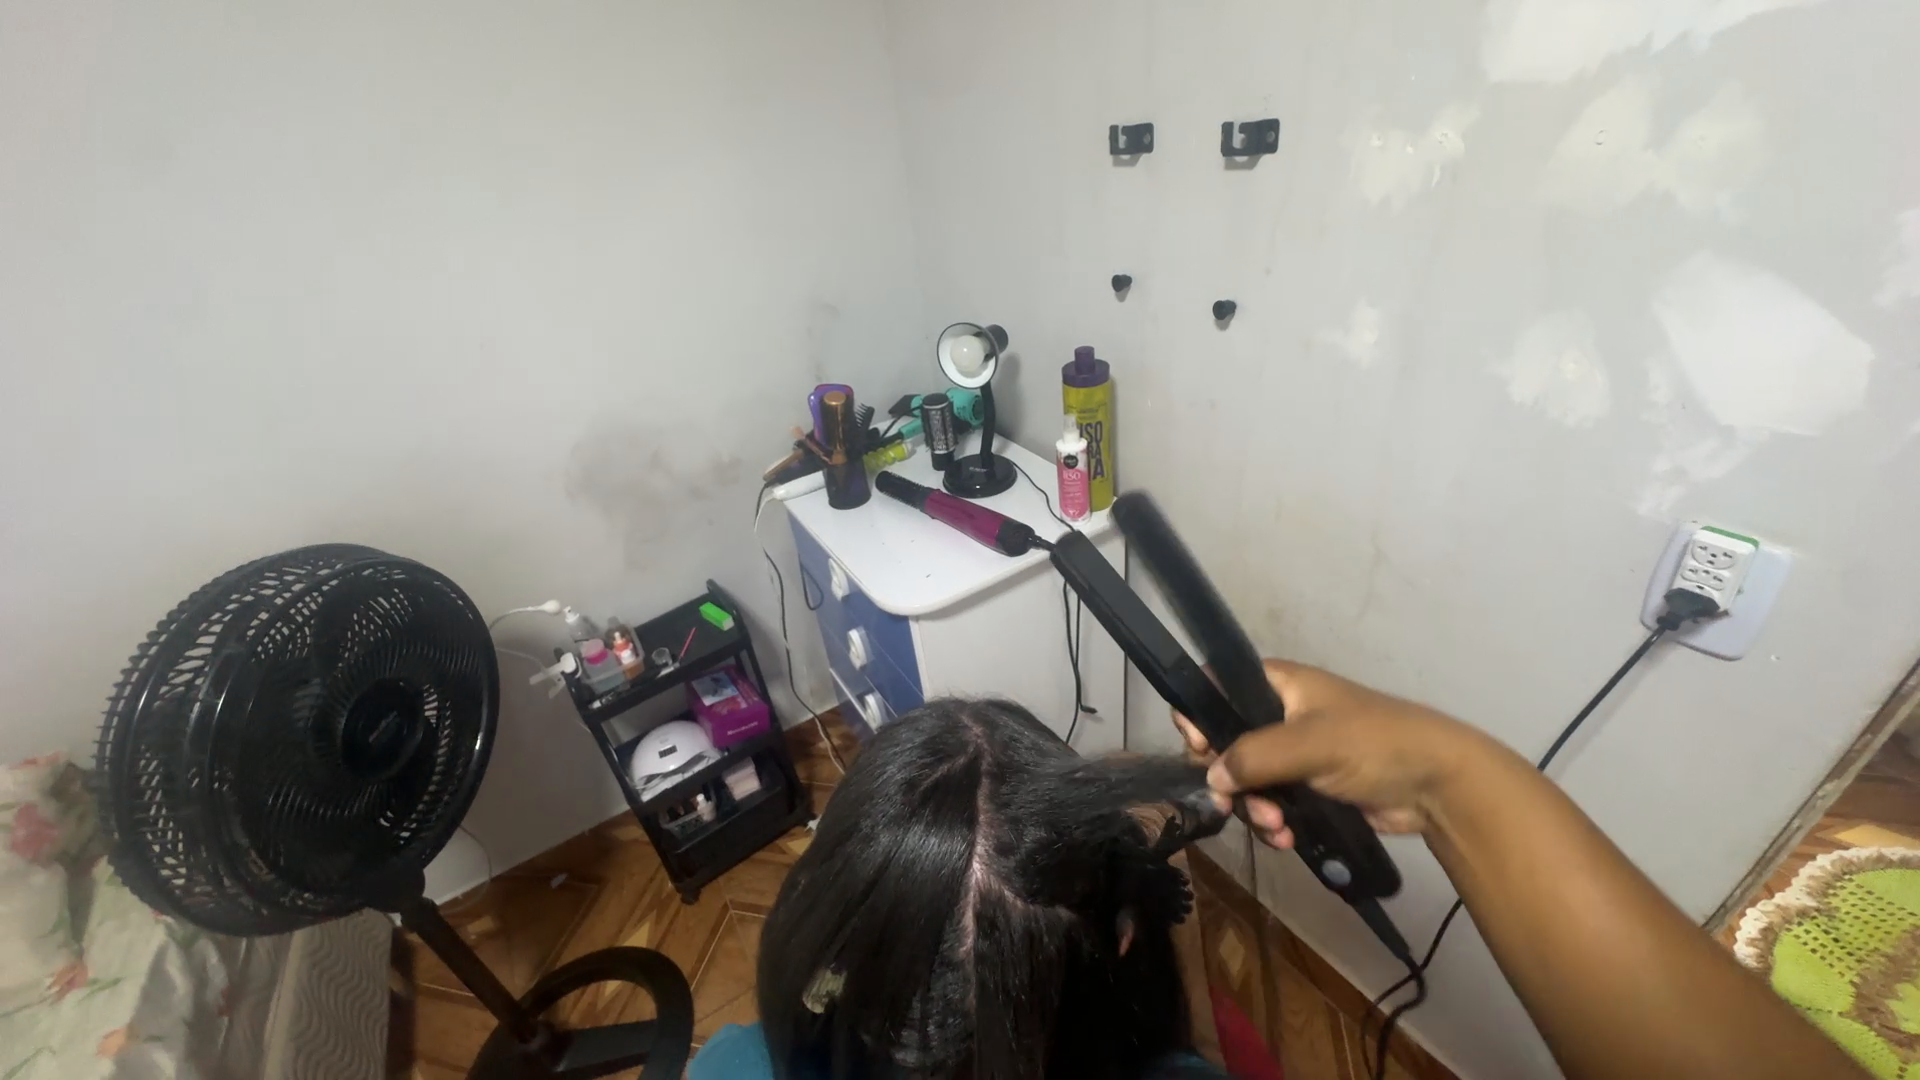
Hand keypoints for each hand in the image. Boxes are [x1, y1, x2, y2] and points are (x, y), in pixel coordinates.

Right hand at [1174, 660, 1492, 846]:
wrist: (1438, 785)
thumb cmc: (1373, 742)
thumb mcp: (1309, 742)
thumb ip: (1253, 756)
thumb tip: (1211, 779)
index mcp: (1275, 685)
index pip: (1216, 689)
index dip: (1199, 717)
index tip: (1200, 750)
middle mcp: (1276, 714)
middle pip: (1224, 742)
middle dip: (1228, 778)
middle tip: (1231, 803)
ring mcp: (1291, 753)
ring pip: (1245, 780)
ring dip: (1253, 808)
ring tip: (1275, 828)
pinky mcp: (1306, 788)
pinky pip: (1270, 803)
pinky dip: (1272, 822)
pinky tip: (1286, 838)